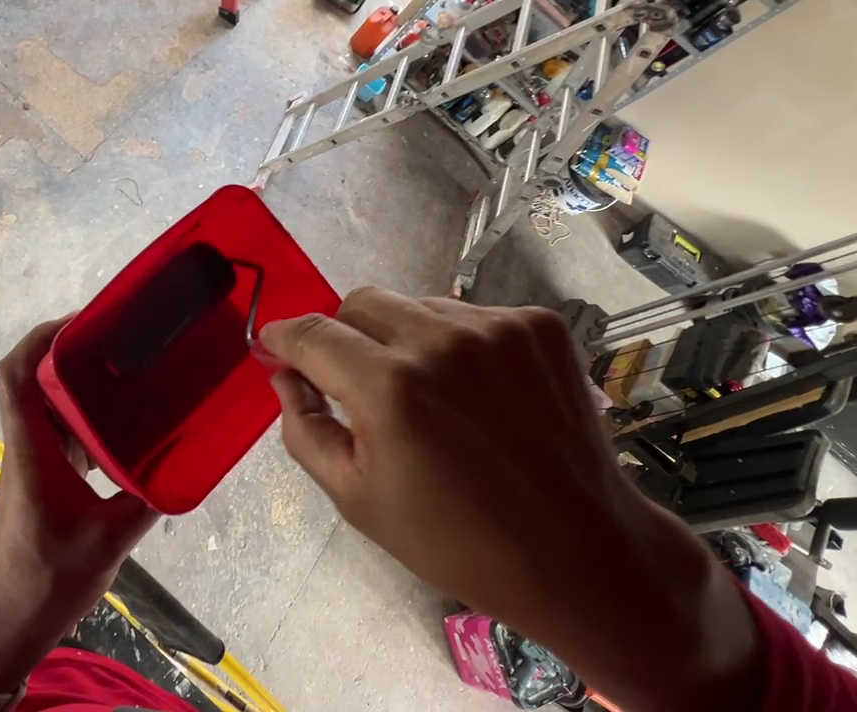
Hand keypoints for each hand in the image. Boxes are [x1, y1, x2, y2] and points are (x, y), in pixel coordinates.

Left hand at [0, 316, 158, 691]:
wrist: (10, 624)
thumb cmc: (49, 579)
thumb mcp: (109, 540)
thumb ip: (148, 499)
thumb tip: (186, 462)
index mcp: (31, 449)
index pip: (16, 373)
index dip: (41, 337)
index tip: (82, 321)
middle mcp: (26, 445)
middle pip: (33, 378)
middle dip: (70, 350)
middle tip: (119, 339)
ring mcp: (32, 462)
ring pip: (46, 402)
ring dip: (76, 381)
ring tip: (125, 370)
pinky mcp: (42, 478)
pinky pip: (59, 429)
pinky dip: (83, 415)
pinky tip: (120, 424)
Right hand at [260, 288, 761, 711]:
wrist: (582, 554)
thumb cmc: (457, 540)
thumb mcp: (357, 498)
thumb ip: (304, 428)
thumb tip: (286, 376)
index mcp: (389, 388)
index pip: (312, 333)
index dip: (283, 336)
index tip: (275, 344)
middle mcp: (440, 340)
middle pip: (360, 302)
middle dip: (343, 334)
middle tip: (356, 380)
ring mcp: (496, 326)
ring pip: (415, 305)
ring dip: (402, 337)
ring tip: (428, 392)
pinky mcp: (539, 325)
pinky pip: (468, 314)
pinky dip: (455, 343)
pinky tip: (475, 390)